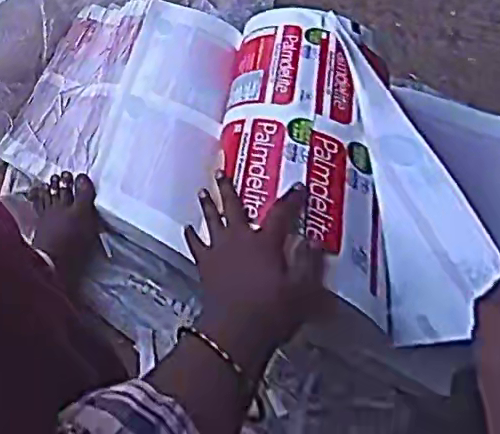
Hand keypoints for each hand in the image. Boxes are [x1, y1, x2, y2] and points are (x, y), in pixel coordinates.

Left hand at [185, 177, 326, 370]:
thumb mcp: (302, 291)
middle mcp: (238, 237)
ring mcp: (218, 248)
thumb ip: (309, 264)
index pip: (280, 215)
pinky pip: (196, 243)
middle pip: (233, 206)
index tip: (298, 187)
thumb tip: (313, 240)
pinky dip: (191, 235)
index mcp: (264, 242)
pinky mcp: (204, 261)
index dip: (291, 200)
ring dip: (207, 205)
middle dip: (228, 188)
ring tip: (202, 192)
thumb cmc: (273, 310)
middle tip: (221, 172)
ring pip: (211, 219)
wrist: (236, 328)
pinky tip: (187, 228)